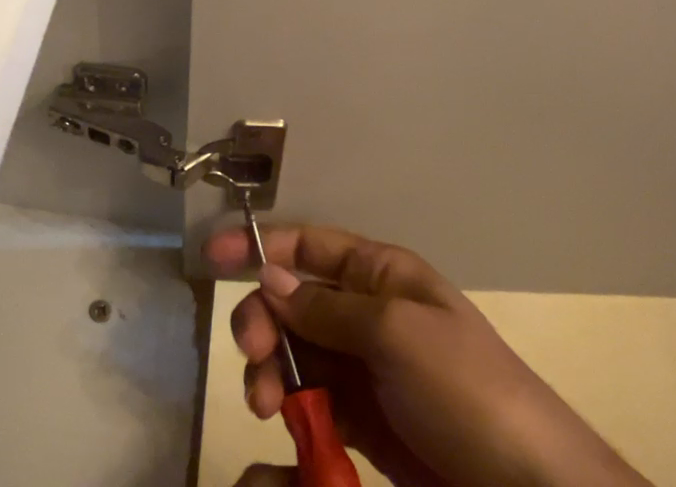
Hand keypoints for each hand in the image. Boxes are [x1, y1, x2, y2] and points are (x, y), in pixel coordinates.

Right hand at [205, 224, 651, 486]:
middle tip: (253, 357)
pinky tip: (278, 429)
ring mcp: (361, 368)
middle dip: (262, 322)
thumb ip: (325, 307)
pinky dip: (285, 409)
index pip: (309, 246)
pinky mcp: (359, 420)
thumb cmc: (464, 390)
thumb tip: (268, 277)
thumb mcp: (397, 333)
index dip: (260, 245)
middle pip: (290, 301)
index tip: (211, 257)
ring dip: (267, 373)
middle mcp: (365, 313)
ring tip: (265, 406)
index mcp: (381, 276)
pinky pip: (307, 401)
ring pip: (291, 353)